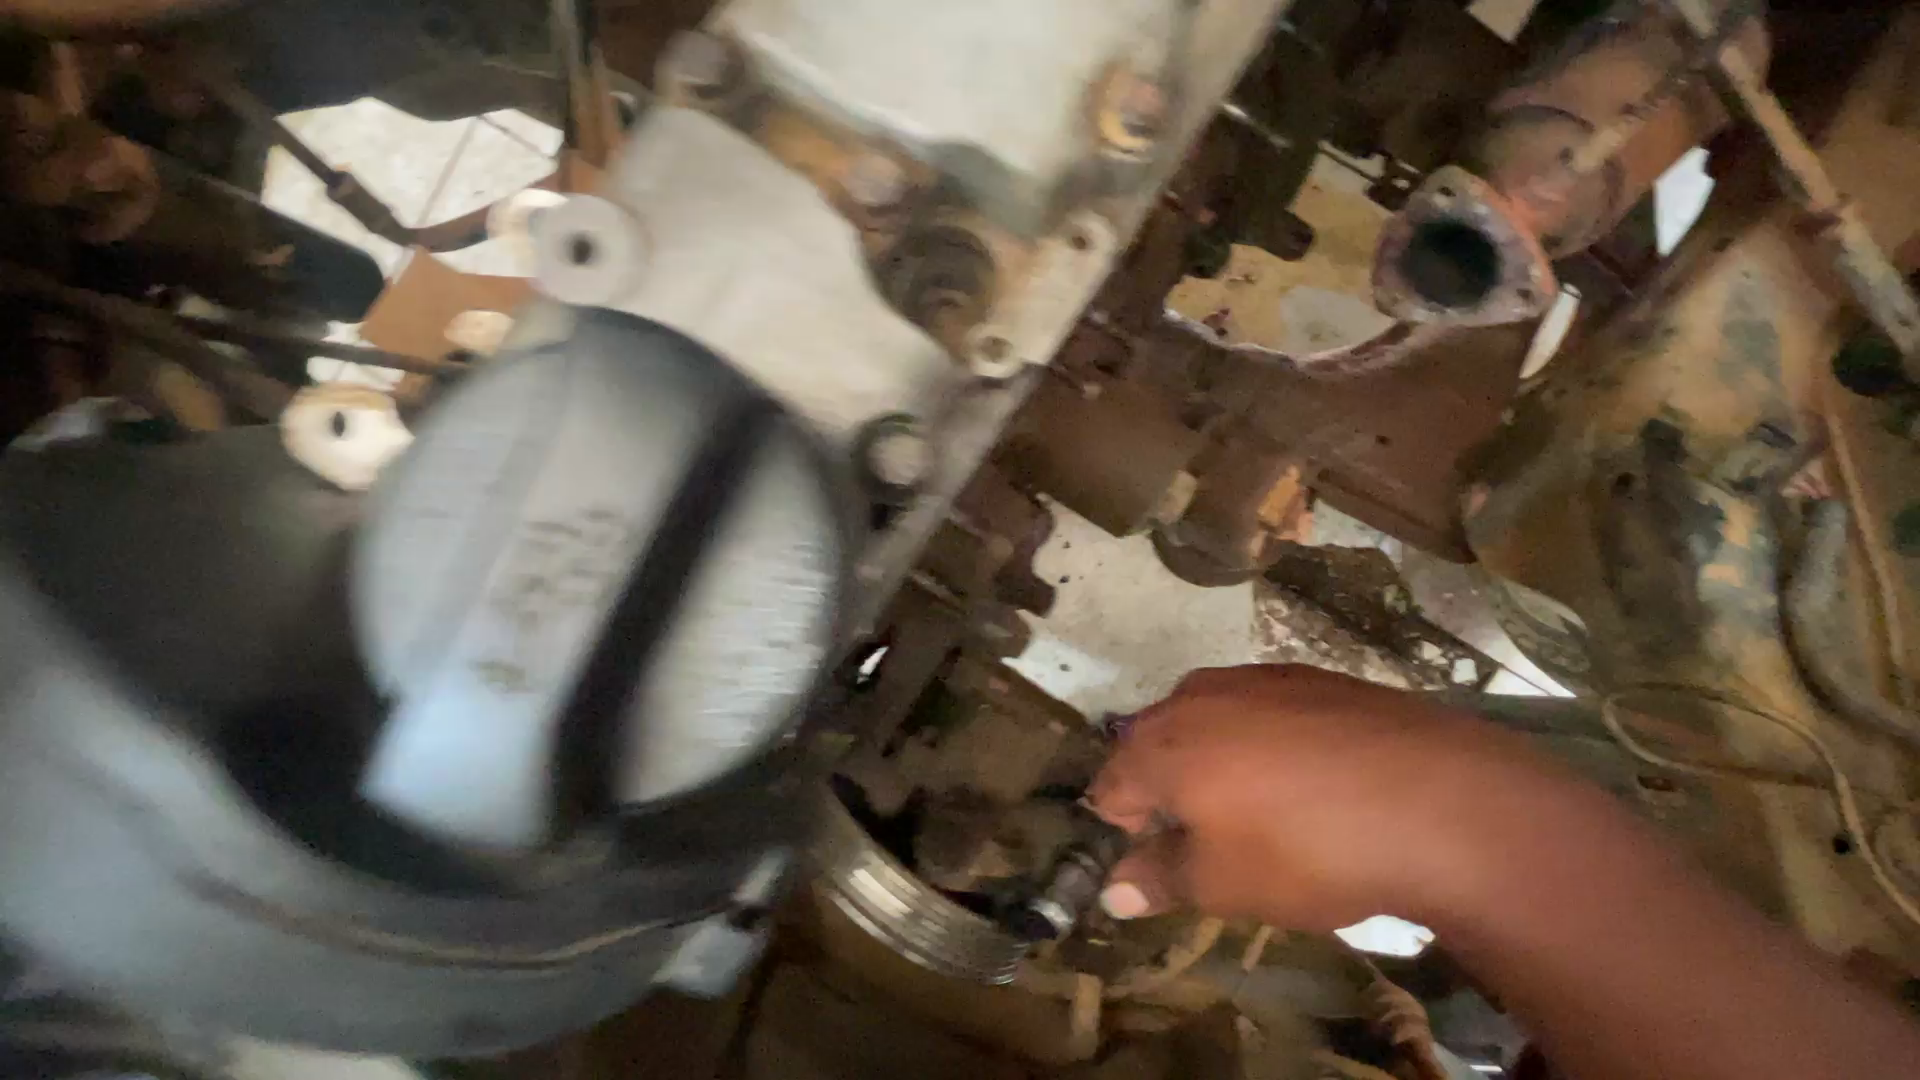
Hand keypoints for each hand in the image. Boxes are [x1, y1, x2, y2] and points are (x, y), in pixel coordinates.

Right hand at [1090, 665, 1600, 931]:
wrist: (1440, 800)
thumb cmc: (1308, 850)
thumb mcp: (1224, 884)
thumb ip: (1159, 880)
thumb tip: (1112, 891)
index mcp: (1158, 747)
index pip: (1109, 787)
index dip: (1126, 829)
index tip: (1163, 860)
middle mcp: (1193, 698)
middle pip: (1152, 745)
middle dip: (1166, 789)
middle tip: (1211, 837)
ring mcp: (1252, 678)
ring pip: (1207, 720)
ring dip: (1214, 759)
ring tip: (1264, 806)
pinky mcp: (1308, 674)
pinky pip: (1260, 707)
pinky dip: (1265, 738)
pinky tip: (1312, 775)